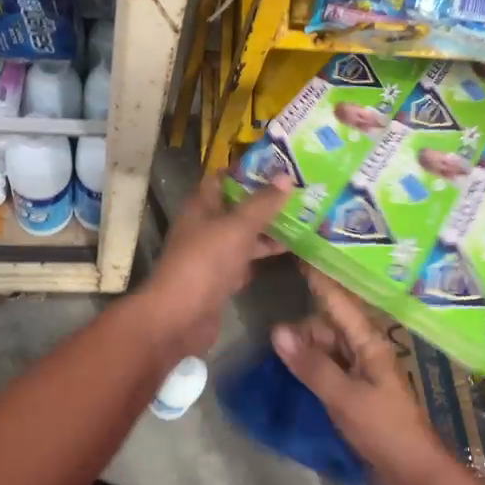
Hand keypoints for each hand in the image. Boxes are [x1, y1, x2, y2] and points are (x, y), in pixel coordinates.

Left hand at [137, 174, 290, 357]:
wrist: (179, 318)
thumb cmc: (205, 263)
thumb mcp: (237, 227)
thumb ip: (262, 203)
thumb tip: (286, 176)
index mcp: (202, 205)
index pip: (225, 177)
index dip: (250, 170)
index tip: (281, 166)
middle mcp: (206, 225)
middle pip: (238, 205)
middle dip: (266, 200)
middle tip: (301, 192)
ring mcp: (213, 253)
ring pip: (244, 233)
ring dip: (269, 228)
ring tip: (304, 218)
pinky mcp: (221, 278)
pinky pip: (246, 259)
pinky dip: (265, 254)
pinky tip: (291, 250)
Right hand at [273, 267, 450, 484]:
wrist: (415, 471)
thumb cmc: (385, 429)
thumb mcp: (344, 397)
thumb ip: (311, 365)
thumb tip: (276, 331)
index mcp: (368, 342)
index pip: (338, 300)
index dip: (319, 277)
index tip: (300, 251)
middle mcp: (365, 348)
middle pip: (328, 324)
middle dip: (303, 326)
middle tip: (272, 335)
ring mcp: (362, 369)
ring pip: (328, 345)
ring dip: (305, 347)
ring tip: (277, 353)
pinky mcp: (358, 389)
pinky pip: (330, 365)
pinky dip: (312, 365)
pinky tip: (293, 370)